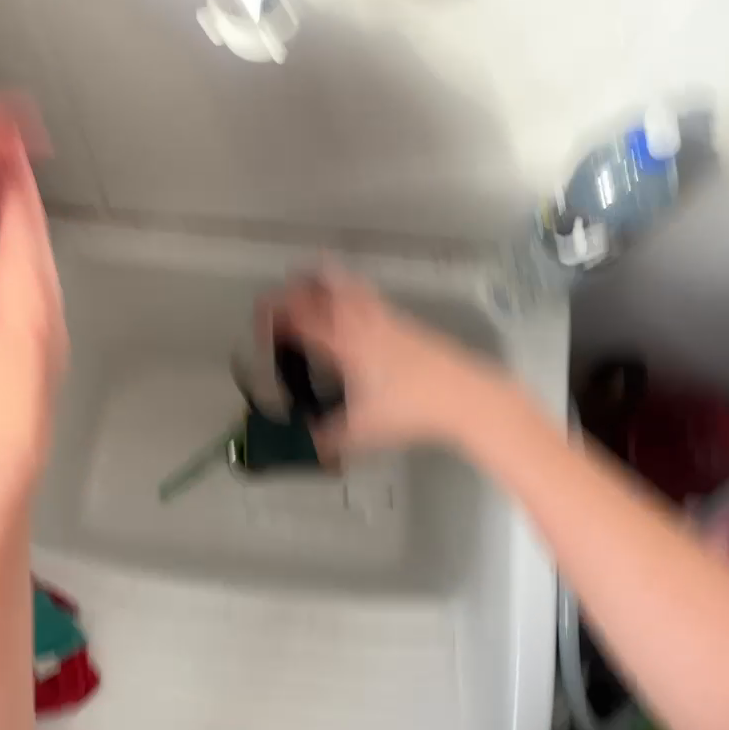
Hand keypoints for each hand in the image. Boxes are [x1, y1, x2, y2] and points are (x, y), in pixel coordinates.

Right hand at [271, 259, 496, 454]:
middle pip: (318, 285)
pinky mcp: (403, 321)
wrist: (467, 397)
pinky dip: (346, 296)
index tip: (261, 333)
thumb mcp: (361, 432)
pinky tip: (349, 323)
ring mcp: (384, 316)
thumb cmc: (411, 411)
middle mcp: (360, 320)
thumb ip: (326, 439)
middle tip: (278, 312)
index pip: (296, 315)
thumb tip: (304, 446)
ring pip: (345, 283)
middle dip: (291, 293)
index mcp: (344, 342)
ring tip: (308, 302)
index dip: (271, 319)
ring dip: (320, 286)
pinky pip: (365, 296)